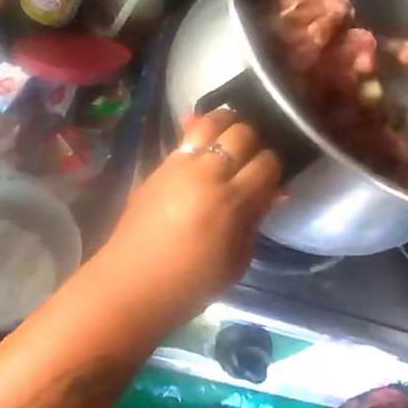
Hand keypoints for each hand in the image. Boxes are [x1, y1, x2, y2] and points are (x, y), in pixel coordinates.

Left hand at [94, 109, 280, 319]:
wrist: (132, 284)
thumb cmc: (191, 284)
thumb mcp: (237, 260)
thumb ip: (255, 221)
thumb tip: (272, 193)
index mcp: (232, 202)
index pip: (267, 163)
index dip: (275, 167)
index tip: (274, 177)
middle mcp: (207, 174)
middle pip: (242, 134)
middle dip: (256, 140)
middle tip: (255, 156)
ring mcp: (180, 165)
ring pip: (212, 123)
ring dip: (229, 123)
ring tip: (235, 132)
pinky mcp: (159, 166)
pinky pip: (186, 137)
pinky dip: (202, 130)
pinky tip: (210, 137)